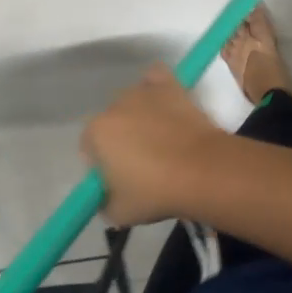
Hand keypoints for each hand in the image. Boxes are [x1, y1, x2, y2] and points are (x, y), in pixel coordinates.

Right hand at [82, 63, 228, 225]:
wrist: (202, 170)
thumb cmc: (156, 192)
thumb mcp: (118, 213)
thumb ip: (104, 200)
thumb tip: (108, 193)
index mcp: (96, 132)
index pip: (88, 147)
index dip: (102, 165)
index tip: (119, 180)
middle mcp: (115, 105)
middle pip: (110, 122)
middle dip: (120, 139)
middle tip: (141, 162)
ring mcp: (144, 91)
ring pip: (132, 102)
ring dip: (139, 116)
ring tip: (160, 138)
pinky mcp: (170, 85)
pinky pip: (155, 78)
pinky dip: (156, 87)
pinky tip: (164, 103)